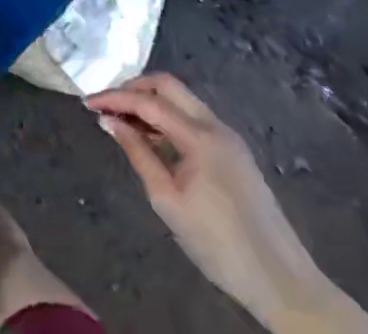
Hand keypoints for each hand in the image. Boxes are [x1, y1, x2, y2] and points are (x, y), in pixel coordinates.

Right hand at [86, 75, 367, 333]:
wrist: (281, 280)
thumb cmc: (216, 242)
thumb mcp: (166, 198)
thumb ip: (137, 152)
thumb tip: (109, 120)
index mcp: (201, 137)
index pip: (148, 101)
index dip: (114, 98)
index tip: (86, 103)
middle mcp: (217, 127)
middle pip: (168, 86)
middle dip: (133, 89)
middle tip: (106, 105)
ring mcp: (229, 139)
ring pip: (182, 101)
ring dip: (150, 103)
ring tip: (121, 121)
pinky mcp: (234, 153)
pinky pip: (193, 120)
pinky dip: (167, 119)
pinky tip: (149, 138)